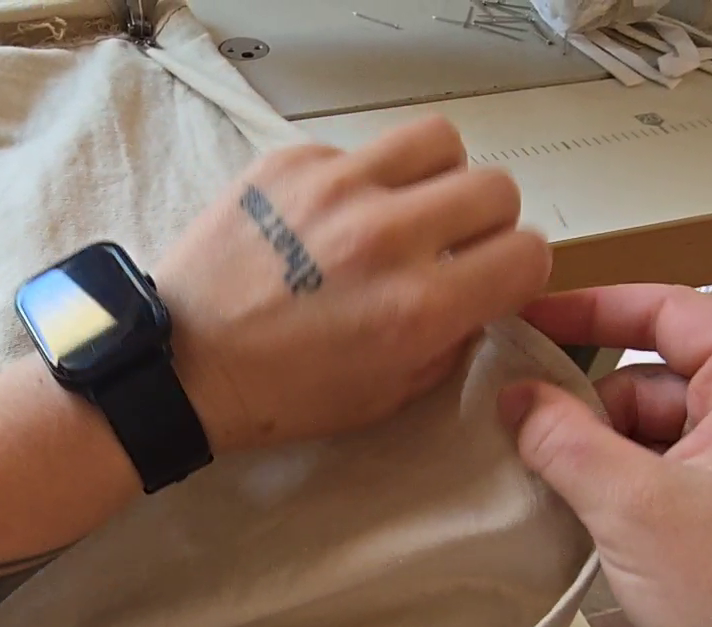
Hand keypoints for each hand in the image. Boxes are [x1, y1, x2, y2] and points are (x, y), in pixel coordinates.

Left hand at [156, 116, 552, 452]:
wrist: (183, 366)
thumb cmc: (279, 398)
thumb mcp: (380, 399)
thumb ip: (444, 347)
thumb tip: (473, 304)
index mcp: (418, 308)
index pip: (528, 255)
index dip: (516, 273)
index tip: (488, 283)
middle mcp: (388, 236)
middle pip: (495, 189)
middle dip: (484, 225)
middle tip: (446, 250)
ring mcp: (336, 188)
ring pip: (438, 141)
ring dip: (435, 179)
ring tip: (402, 214)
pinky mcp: (289, 162)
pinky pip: (359, 150)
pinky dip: (360, 182)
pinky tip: (327, 219)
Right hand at [497, 285, 711, 626]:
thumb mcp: (630, 509)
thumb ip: (561, 439)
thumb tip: (509, 393)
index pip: (669, 312)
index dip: (586, 310)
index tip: (515, 322)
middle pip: (660, 376)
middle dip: (586, 404)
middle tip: (513, 431)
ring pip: (663, 427)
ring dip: (602, 451)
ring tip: (543, 482)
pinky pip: (679, 465)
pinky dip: (628, 481)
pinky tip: (585, 509)